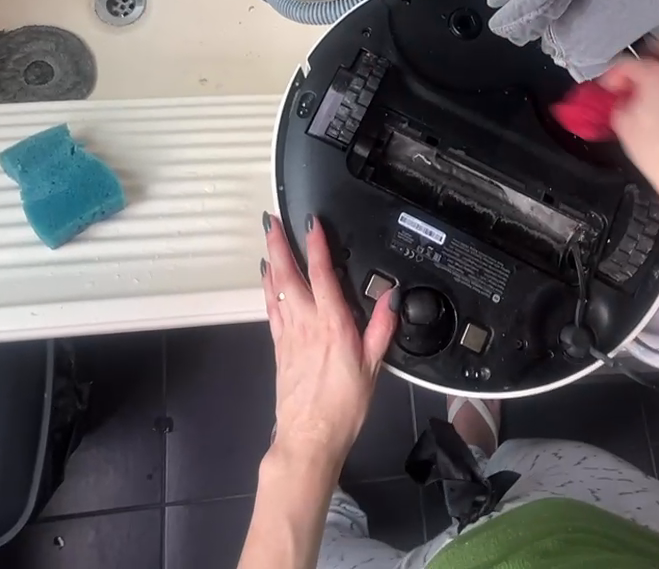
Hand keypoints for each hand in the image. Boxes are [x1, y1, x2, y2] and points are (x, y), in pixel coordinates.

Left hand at [260, 213, 396, 476]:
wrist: (309, 439)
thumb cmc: (344, 406)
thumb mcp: (373, 368)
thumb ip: (381, 329)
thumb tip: (391, 296)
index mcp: (333, 325)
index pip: (322, 275)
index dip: (317, 246)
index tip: (312, 222)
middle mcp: (306, 323)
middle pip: (288, 275)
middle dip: (279, 245)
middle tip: (271, 220)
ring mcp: (289, 333)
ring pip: (276, 287)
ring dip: (271, 259)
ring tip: (268, 237)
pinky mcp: (279, 345)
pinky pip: (272, 306)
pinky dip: (268, 286)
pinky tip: (267, 276)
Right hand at [596, 34, 658, 223]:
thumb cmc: (658, 153)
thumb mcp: (623, 126)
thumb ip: (619, 103)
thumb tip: (622, 99)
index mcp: (657, 74)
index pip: (627, 62)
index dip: (613, 75)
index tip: (608, 89)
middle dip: (652, 53)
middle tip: (641, 72)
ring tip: (658, 95)